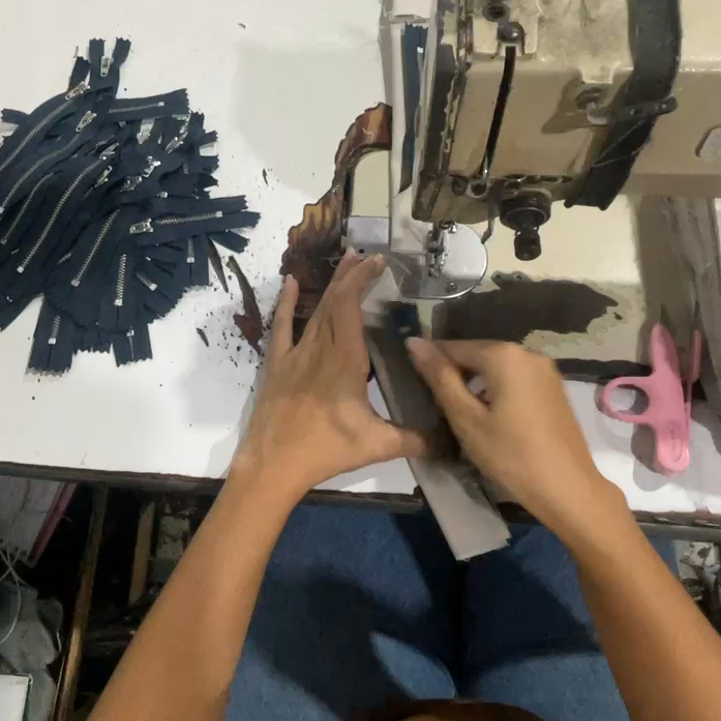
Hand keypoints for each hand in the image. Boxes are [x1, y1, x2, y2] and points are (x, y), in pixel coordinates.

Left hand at [232, 253, 426, 500]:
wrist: (273, 463)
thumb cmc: (326, 451)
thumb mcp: (377, 446)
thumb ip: (415, 439)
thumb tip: (448, 440)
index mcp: (345, 360)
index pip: (352, 306)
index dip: (363, 279)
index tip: (378, 262)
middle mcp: (320, 348)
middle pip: (334, 301)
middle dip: (351, 275)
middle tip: (366, 257)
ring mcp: (295, 354)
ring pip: (314, 310)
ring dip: (330, 285)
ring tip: (344, 262)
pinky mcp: (277, 365)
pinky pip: (281, 327)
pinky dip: (286, 303)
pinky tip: (290, 282)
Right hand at [406, 339, 625, 536]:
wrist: (567, 488)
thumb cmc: (510, 455)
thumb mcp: (465, 418)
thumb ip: (439, 377)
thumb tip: (414, 342)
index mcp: (504, 355)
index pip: (453, 346)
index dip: (430, 362)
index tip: (411, 382)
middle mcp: (527, 352)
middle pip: (477, 354)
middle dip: (454, 373)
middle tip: (434, 404)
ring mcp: (545, 370)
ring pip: (496, 367)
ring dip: (475, 383)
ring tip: (459, 413)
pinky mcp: (554, 388)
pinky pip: (515, 378)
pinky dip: (496, 390)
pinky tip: (489, 416)